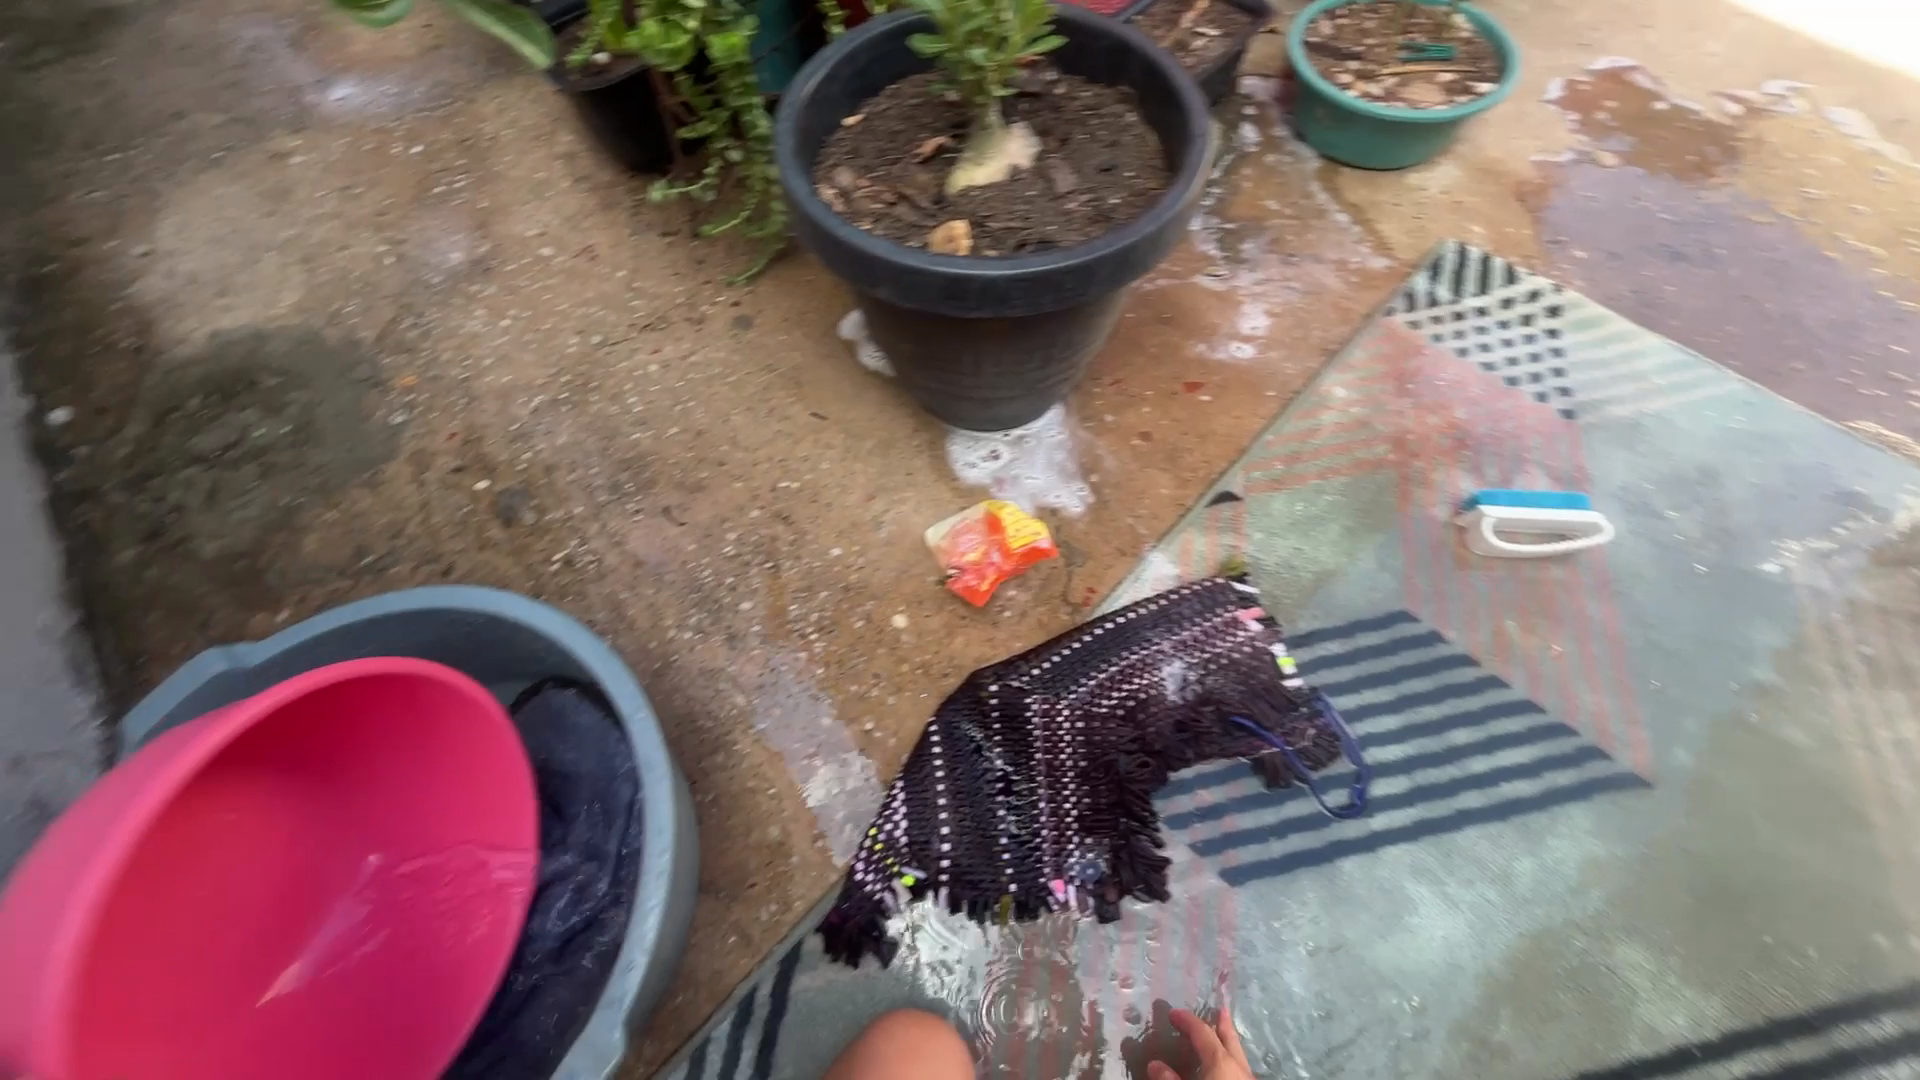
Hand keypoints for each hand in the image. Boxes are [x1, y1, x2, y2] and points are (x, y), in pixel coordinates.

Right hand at [1148, 1007, 1254, 1079]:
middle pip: (1230, 1040)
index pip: (1202, 1032)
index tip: (1173, 1014)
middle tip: (1219, 1008)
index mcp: (1221, 1062)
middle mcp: (1238, 1068)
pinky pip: (1241, 1071)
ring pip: (1238, 1057)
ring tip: (1223, 1037)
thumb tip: (1154, 1064)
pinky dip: (1232, 1063)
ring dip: (1229, 1045)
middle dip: (1223, 1025)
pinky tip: (1227, 1070)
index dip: (1187, 1020)